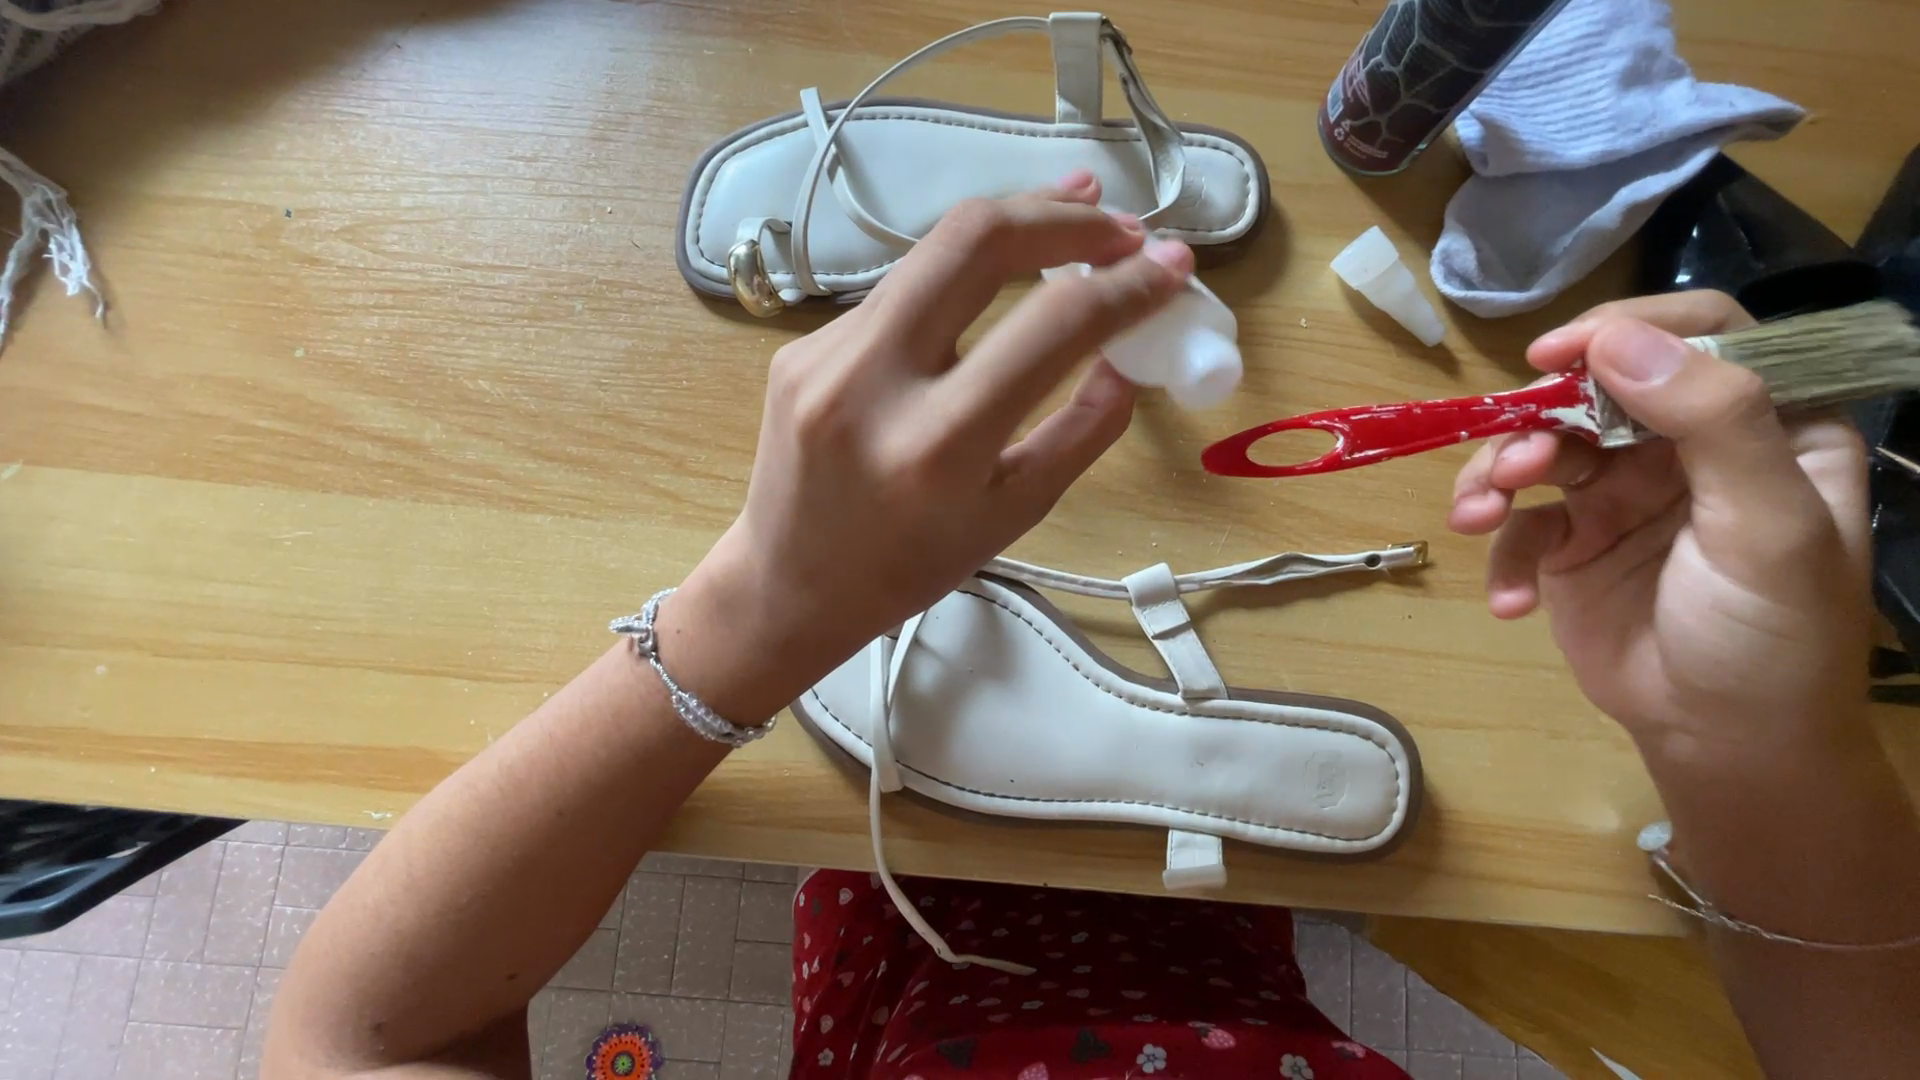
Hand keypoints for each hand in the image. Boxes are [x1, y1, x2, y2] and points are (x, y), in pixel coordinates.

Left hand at [661, 174, 1194, 721]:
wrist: (789, 584)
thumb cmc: (910, 568)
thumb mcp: (1013, 514)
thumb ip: (1083, 430)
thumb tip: (1130, 354)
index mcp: (937, 446)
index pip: (1050, 326)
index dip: (1127, 285)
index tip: (1173, 269)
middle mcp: (871, 381)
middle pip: (975, 239)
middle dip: (1064, 215)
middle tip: (1123, 225)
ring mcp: (824, 354)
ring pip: (932, 251)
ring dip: (1014, 226)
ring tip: (1075, 216)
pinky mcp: (803, 344)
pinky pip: (900, 292)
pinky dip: (958, 278)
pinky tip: (991, 285)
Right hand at [1448, 291, 1871, 761]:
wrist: (1718, 740)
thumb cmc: (1769, 634)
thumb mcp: (1764, 526)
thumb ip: (1711, 423)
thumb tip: (1618, 343)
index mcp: (1763, 429)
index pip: (1703, 339)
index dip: (1626, 332)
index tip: (1554, 357)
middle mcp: (1682, 451)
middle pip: (1591, 397)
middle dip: (1535, 427)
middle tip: (1512, 470)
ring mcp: (1617, 497)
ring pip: (1536, 454)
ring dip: (1494, 482)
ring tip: (1478, 521)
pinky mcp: (1566, 544)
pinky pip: (1517, 527)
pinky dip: (1501, 558)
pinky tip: (1512, 602)